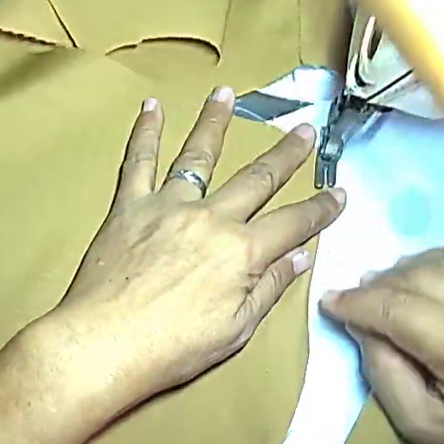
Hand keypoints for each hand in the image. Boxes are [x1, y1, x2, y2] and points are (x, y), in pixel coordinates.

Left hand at [37, 88, 345, 406]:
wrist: (105, 343)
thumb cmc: (170, 348)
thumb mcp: (234, 330)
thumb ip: (268, 290)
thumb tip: (299, 259)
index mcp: (242, 253)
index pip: (293, 224)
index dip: (320, 210)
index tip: (338, 194)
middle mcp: (210, 220)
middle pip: (256, 178)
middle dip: (284, 155)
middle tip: (303, 131)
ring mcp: (168, 208)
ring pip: (198, 155)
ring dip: (215, 122)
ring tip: (226, 95)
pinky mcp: (128, 209)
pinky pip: (139, 162)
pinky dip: (145, 133)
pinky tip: (152, 108)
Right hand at [320, 245, 443, 443]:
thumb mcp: (422, 427)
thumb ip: (385, 374)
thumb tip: (363, 326)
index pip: (403, 309)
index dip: (359, 303)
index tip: (328, 302)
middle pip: (424, 276)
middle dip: (377, 284)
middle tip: (350, 300)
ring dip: (404, 270)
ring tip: (378, 289)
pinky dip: (438, 263)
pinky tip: (418, 279)